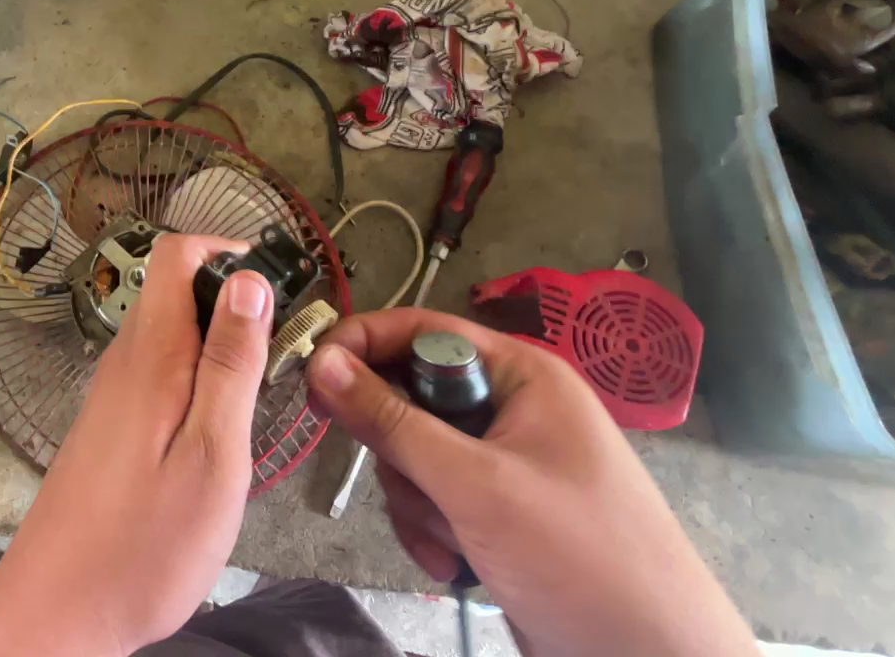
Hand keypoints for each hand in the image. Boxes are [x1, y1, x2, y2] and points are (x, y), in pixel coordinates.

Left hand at [0, 234, 274, 656]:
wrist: (60, 606)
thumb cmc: (146, 541)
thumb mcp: (212, 452)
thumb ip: (230, 362)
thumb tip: (246, 280)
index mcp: (151, 353)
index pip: (174, 255)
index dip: (223, 248)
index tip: (275, 279)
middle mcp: (125, 358)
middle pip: (174, 289)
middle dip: (231, 299)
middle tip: (281, 346)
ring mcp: (114, 389)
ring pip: (170, 330)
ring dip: (217, 339)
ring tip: (260, 388)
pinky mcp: (112, 420)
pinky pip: (159, 368)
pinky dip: (197, 372)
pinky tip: (219, 423)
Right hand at [308, 309, 754, 656]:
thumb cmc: (580, 560)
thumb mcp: (474, 484)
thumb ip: (391, 421)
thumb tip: (320, 362)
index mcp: (521, 376)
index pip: (422, 331)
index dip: (363, 344)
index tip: (314, 375)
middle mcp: (510, 408)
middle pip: (409, 395)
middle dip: (399, 449)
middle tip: (403, 479)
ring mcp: (502, 462)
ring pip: (412, 451)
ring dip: (415, 499)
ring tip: (449, 540)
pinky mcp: (495, 509)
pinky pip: (430, 494)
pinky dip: (429, 528)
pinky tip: (453, 563)